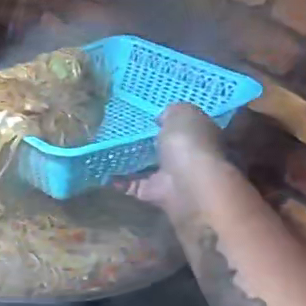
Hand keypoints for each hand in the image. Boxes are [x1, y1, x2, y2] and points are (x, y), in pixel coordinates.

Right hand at [116, 104, 225, 219]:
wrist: (187, 187)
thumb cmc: (189, 144)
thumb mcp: (182, 114)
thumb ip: (172, 111)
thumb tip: (162, 117)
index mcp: (201, 135)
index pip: (187, 125)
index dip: (170, 119)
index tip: (149, 114)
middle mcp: (189, 157)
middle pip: (165, 147)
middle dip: (147, 140)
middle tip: (122, 129)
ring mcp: (171, 177)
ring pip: (148, 166)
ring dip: (130, 160)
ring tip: (107, 147)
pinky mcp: (154, 194)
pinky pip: (133, 184)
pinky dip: (118, 179)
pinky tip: (103, 169)